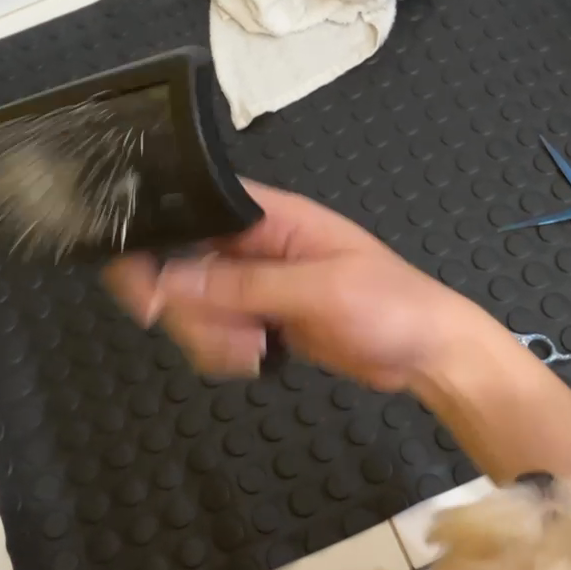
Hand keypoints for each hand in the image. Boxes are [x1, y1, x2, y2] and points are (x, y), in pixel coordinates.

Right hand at [102, 182, 493, 389]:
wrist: (427, 353)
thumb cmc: (389, 306)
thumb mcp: (319, 292)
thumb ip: (242, 287)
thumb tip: (168, 282)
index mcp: (272, 219)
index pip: (196, 209)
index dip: (160, 239)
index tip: (144, 287)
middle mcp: (255, 247)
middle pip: (184, 268)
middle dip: (194, 311)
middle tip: (231, 338)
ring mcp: (257, 286)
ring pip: (195, 306)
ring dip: (211, 337)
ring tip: (254, 352)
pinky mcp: (261, 320)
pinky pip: (216, 332)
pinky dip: (223, 351)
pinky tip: (256, 360)